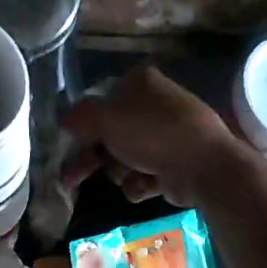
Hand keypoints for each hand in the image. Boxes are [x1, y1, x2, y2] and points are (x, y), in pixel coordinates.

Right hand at [59, 66, 250, 205]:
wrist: (203, 166)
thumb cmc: (152, 133)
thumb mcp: (106, 118)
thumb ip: (79, 117)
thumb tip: (63, 120)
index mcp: (138, 82)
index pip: (99, 101)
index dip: (81, 125)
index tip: (67, 145)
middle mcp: (151, 106)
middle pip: (109, 134)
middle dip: (92, 158)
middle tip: (69, 179)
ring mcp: (163, 138)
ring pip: (124, 159)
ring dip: (120, 171)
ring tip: (130, 174)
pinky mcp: (171, 166)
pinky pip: (143, 178)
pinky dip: (141, 184)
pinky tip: (149, 184)